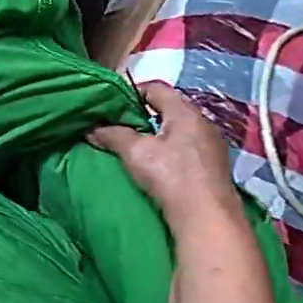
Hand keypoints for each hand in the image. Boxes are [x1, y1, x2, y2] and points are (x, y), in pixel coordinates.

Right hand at [89, 82, 240, 230]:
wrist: (206, 215)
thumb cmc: (170, 175)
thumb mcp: (134, 152)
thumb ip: (113, 135)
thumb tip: (91, 128)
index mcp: (185, 112)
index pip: (156, 88)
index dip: (131, 90)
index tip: (110, 102)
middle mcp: (202, 122)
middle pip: (167, 108)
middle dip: (141, 113)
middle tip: (115, 123)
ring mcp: (210, 144)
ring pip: (176, 128)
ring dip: (153, 132)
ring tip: (130, 144)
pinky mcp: (211, 164)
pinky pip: (184, 145)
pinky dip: (165, 147)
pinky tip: (152, 162)